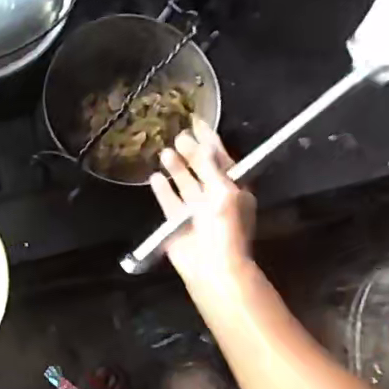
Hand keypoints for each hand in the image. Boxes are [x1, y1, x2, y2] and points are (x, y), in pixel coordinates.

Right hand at [149, 119, 255, 288]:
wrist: (213, 266)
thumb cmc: (225, 228)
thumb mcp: (224, 192)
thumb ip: (211, 168)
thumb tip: (203, 144)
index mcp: (233, 189)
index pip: (221, 158)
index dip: (210, 140)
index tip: (197, 121)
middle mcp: (215, 197)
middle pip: (201, 168)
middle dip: (190, 152)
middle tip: (178, 134)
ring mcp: (195, 210)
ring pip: (184, 183)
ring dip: (175, 168)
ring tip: (165, 152)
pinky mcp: (176, 223)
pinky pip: (168, 201)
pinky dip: (162, 190)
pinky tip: (154, 177)